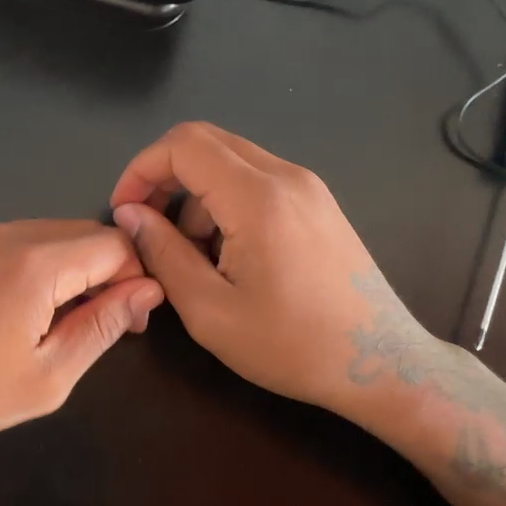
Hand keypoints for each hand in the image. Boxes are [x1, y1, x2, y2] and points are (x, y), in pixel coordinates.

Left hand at [0, 220, 165, 453]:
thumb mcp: (50, 375)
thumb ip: (103, 325)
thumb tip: (149, 288)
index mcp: (34, 264)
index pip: (113, 245)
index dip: (135, 279)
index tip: (131, 324)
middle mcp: (3, 233)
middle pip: (79, 233)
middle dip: (103, 271)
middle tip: (97, 325)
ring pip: (43, 235)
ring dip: (65, 268)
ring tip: (52, 321)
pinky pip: (6, 242)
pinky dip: (26, 265)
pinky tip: (10, 310)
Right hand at [109, 122, 434, 418]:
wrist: (381, 364)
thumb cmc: (291, 346)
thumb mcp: (209, 310)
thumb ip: (163, 254)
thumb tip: (129, 214)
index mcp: (258, 199)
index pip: (183, 145)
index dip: (141, 169)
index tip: (124, 212)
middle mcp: (286, 177)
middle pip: (205, 140)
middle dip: (162, 176)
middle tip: (146, 226)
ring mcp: (307, 187)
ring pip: (228, 161)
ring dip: (194, 196)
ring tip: (190, 256)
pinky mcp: (317, 203)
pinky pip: (255, 181)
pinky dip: (223, 203)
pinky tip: (226, 255)